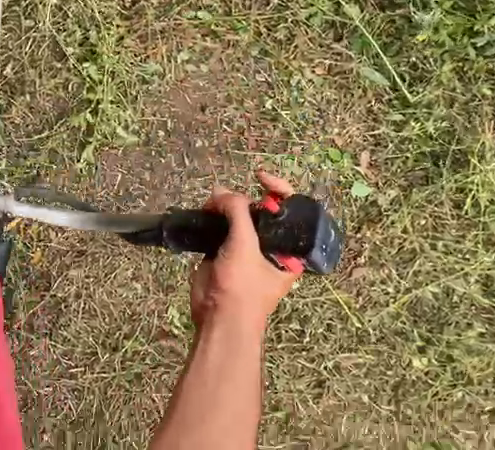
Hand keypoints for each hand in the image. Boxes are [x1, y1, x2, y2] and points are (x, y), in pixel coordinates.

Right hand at [188, 168, 302, 331]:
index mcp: (289, 250)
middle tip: (224, 199)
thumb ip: (238, 213)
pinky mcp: (224, 251)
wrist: (219, 317)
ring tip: (210, 206)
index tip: (259, 176)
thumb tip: (221, 193)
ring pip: (238, 217)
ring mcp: (246, 249)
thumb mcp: (245, 246)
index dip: (278, 190)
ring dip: (224, 206)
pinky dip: (213, 216)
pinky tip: (204, 212)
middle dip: (243, 199)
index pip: (291, 211)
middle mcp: (271, 247)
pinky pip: (221, 226)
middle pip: (260, 210)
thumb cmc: (243, 286)